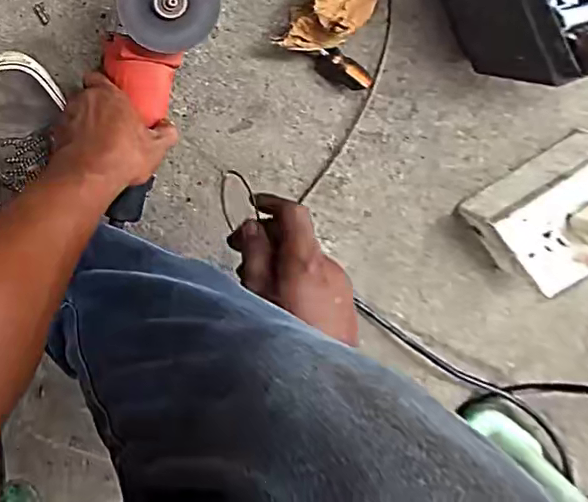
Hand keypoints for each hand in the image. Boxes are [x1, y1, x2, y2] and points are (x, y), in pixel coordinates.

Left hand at [48, 72, 179, 189]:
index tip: (112, 95)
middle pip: (87, 94)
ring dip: (82, 119)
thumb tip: (168, 129)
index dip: (103, 85)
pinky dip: (71, 134)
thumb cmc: (118, 156)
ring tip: (94, 137)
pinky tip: (82, 148)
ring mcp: (68, 113)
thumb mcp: (154, 148)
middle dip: (95, 105)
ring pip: (74, 110)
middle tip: (107, 121)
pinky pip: (64, 127)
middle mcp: (86, 98)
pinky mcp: (57, 131)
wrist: (87, 176)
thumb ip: (165, 133)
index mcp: (110, 94)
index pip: (99, 76)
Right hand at [226, 194, 356, 344]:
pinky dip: (295, 274)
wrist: (321, 384)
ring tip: (258, 279)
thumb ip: (253, 251)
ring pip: (304, 257)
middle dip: (267, 236)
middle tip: (242, 247)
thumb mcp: (256, 289)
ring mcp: (340, 288)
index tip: (255, 203)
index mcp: (306, 260)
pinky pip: (316, 276)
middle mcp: (329, 269)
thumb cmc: (287, 338)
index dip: (271, 203)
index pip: (293, 213)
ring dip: (280, 257)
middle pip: (297, 234)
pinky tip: (279, 296)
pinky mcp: (345, 305)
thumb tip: (252, 228)